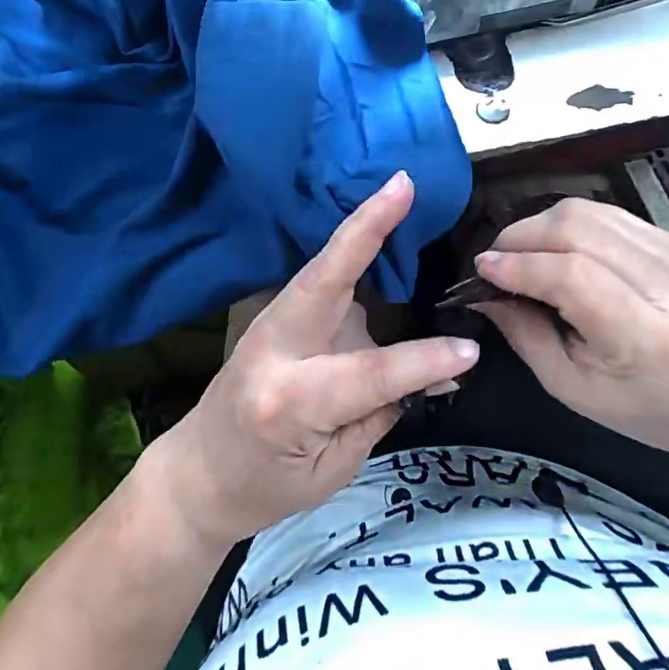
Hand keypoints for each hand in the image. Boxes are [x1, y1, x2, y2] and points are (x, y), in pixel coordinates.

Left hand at [146, 171, 479, 546]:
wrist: (199, 470)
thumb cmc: (266, 484)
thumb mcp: (332, 467)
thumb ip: (380, 411)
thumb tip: (438, 370)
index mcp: (290, 401)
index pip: (369, 373)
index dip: (423, 363)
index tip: (469, 352)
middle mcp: (274, 349)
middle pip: (323, 279)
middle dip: (364, 228)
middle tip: (401, 185)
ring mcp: (266, 324)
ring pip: (319, 271)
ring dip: (358, 230)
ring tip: (397, 191)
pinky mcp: (270, 315)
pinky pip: (316, 281)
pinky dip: (347, 253)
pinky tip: (373, 227)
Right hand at [472, 198, 668, 461]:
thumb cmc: (639, 404)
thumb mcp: (569, 386)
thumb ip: (523, 333)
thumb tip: (482, 291)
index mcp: (646, 337)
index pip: (574, 277)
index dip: (520, 265)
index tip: (482, 270)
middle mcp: (665, 285)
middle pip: (576, 230)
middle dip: (519, 237)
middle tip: (494, 261)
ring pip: (582, 212)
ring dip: (535, 226)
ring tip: (517, 254)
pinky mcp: (665, 237)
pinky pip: (596, 211)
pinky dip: (560, 223)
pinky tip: (551, 249)